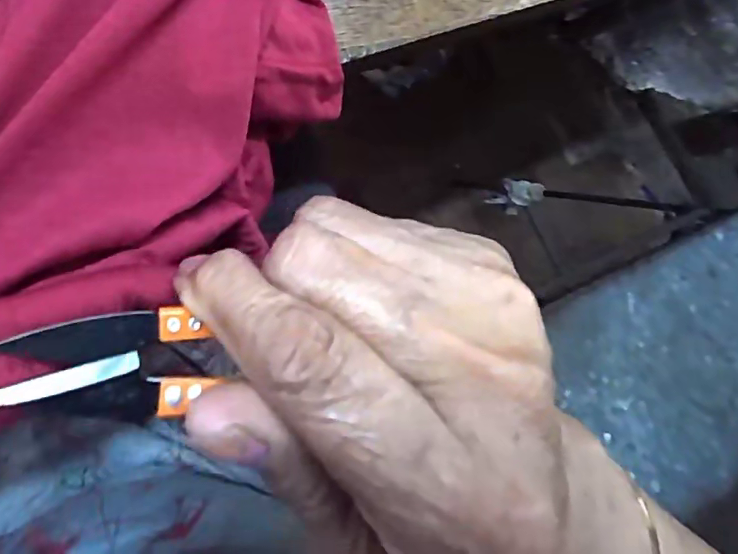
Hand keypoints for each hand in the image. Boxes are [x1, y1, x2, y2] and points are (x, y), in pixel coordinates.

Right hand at [176, 197, 714, 553]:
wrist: (544, 484)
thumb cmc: (430, 524)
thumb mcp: (348, 530)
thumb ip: (283, 461)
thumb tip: (204, 402)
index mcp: (446, 476)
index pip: (319, 363)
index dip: (241, 309)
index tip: (192, 281)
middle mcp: (479, 368)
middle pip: (320, 263)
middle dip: (268, 278)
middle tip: (266, 314)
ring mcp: (491, 296)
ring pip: (338, 221)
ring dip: (306, 257)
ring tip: (326, 307)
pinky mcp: (491, 255)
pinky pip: (372, 214)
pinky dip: (348, 246)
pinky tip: (372, 295)